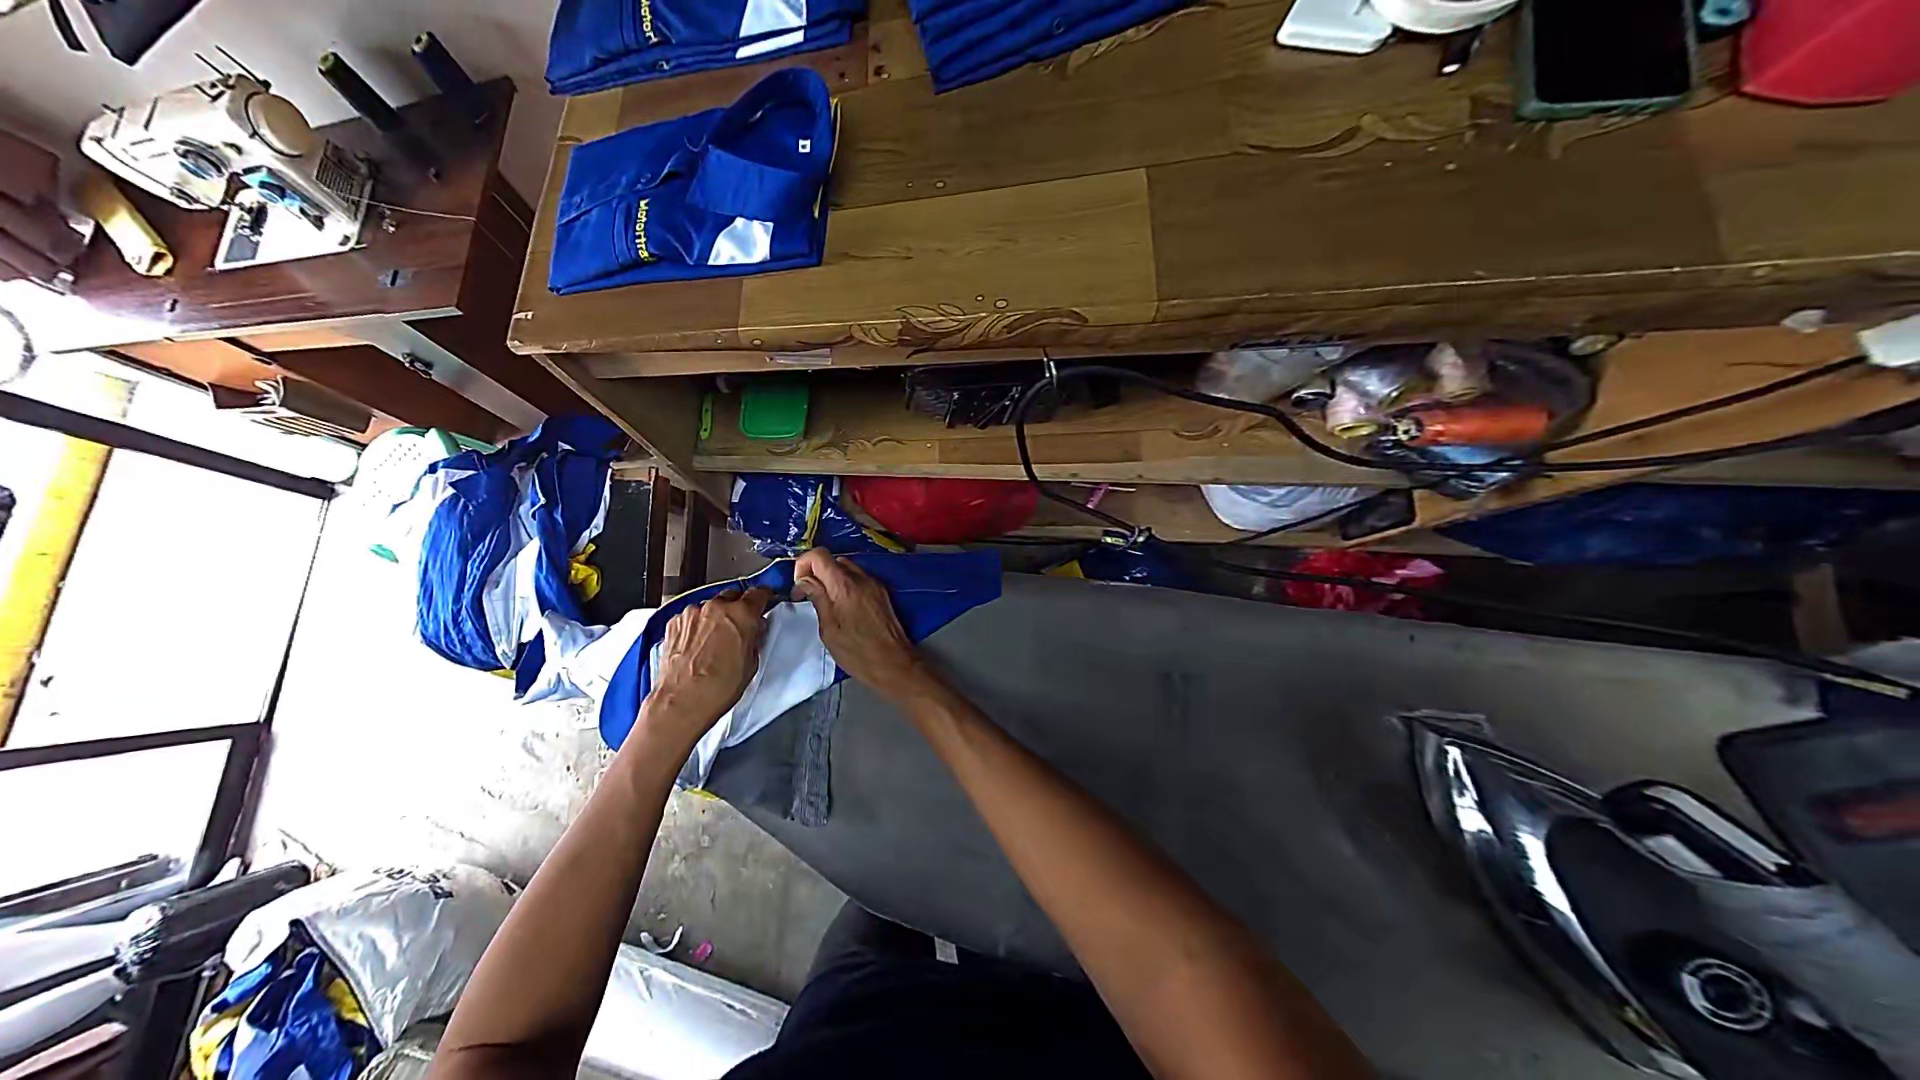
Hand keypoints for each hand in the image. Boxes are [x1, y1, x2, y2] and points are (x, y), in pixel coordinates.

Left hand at [639, 587, 772, 744]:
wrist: (682, 701)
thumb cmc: (715, 687)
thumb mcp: (751, 663)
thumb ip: (754, 639)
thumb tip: (753, 633)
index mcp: (742, 614)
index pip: (758, 593)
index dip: (763, 597)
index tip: (763, 601)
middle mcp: (716, 608)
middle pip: (732, 596)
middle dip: (738, 609)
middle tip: (740, 627)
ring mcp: (692, 614)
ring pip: (710, 607)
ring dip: (715, 618)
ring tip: (716, 643)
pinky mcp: (674, 623)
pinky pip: (691, 618)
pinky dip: (696, 626)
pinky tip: (698, 646)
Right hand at [791, 548, 929, 700]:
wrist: (894, 664)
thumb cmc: (857, 652)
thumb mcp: (828, 628)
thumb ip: (817, 598)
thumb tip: (805, 580)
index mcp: (844, 585)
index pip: (819, 555)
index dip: (803, 565)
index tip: (799, 587)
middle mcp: (861, 578)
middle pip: (833, 560)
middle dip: (816, 573)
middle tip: (808, 595)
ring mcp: (874, 584)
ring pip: (846, 569)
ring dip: (831, 579)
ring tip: (825, 603)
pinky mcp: (881, 593)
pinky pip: (859, 579)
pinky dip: (846, 585)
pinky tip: (842, 607)